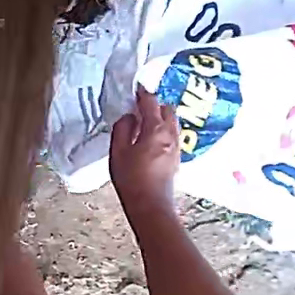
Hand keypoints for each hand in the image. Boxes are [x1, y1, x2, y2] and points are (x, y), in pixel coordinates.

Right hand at [110, 86, 181, 224]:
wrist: (150, 205)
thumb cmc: (131, 178)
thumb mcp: (118, 151)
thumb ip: (122, 129)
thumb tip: (128, 116)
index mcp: (155, 130)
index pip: (151, 103)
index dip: (142, 94)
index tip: (135, 89)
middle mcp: (171, 135)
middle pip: (168, 110)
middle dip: (155, 105)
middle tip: (138, 108)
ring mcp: (176, 146)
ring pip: (172, 122)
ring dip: (160, 118)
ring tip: (143, 123)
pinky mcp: (176, 157)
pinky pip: (172, 135)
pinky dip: (163, 130)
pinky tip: (149, 139)